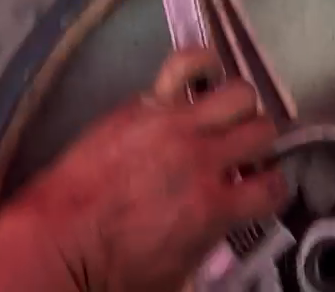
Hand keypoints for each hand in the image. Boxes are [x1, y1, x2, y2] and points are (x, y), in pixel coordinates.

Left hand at [3, 50, 287, 291]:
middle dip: (260, 142)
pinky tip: (205, 73)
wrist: (60, 239)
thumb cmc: (112, 269)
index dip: (274, 186)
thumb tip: (223, 223)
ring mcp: (176, 123)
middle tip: (245, 150)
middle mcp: (203, 158)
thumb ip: (211, 241)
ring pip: (238, 92)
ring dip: (239, 106)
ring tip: (226, 116)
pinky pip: (185, 63)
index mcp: (214, 208)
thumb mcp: (177, 274)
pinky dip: (202, 63)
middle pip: (262, 130)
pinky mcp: (147, 102)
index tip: (265, 185)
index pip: (274, 186)